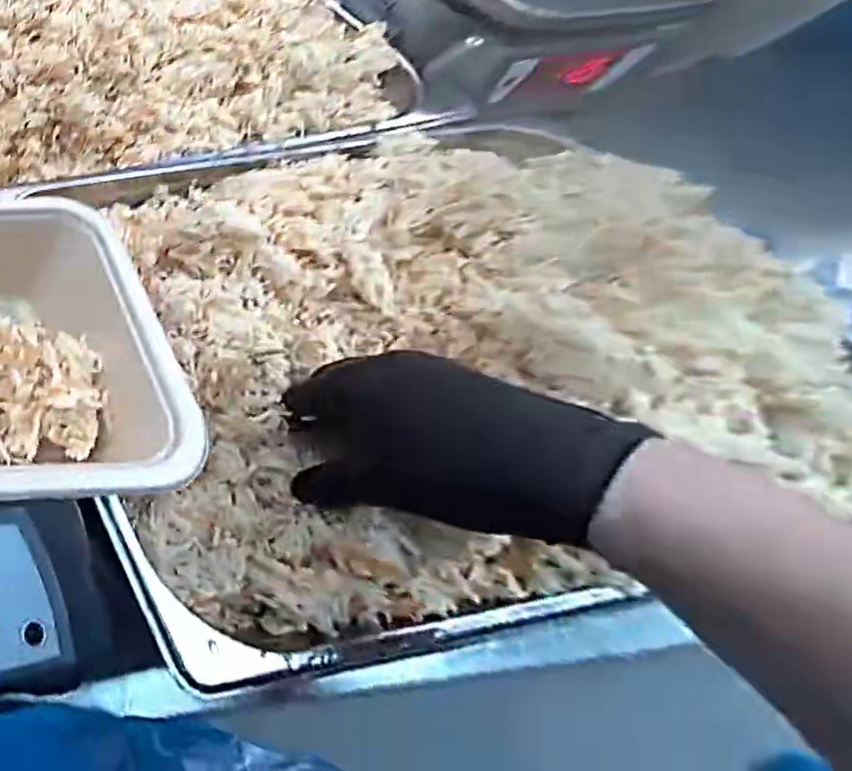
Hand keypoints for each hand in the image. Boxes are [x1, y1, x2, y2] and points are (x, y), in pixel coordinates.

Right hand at [285, 351, 656, 545]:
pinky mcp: (456, 375)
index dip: (295, 414)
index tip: (291, 431)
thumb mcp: (383, 485)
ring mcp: (421, 366)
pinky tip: (410, 428)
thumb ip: (333, 482)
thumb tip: (297, 486)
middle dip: (324, 402)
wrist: (560, 464)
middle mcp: (380, 365)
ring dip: (359, 401)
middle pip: (335, 379)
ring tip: (364, 431)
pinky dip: (392, 402)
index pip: (305, 393)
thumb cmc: (452, 475)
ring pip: (372, 380)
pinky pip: (404, 383)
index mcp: (353, 386)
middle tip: (320, 429)